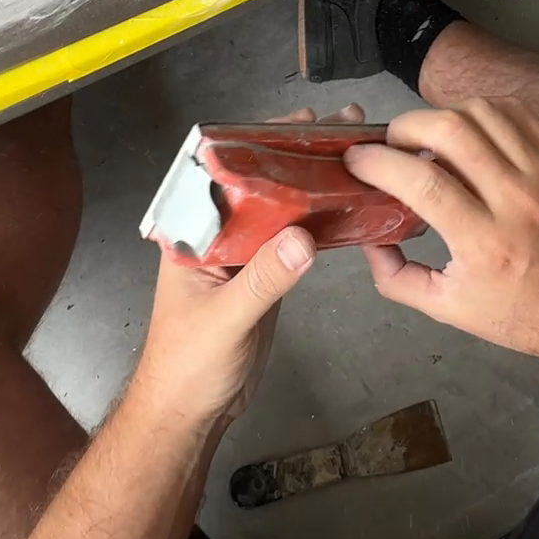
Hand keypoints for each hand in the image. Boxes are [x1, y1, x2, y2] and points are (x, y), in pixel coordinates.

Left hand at [129, 105, 362, 426]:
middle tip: (339, 126)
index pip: (224, 172)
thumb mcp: (223, 321)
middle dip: (295, 152)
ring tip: (351, 151)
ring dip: (311, 180)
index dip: (260, 143)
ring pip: (280, 205)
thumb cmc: (187, 366)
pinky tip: (346, 202)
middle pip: (258, 181)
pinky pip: (294, 237)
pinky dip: (319, 218)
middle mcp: (217, 232)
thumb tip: (305, 239)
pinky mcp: (265, 272)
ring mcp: (243, 251)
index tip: (299, 124)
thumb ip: (262, 280)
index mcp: (192, 230)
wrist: (191, 414)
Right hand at [342, 98, 538, 367]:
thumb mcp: (449, 309)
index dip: (378, 161)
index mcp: (485, 244)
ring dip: (442, 116)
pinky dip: (480, 110)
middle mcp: (516, 200)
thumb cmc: (520, 314)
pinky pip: (514, 111)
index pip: (422, 181)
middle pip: (451, 130)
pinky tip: (467, 130)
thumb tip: (366, 238)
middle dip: (405, 126)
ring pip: (481, 111)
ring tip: (428, 138)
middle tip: (392, 144)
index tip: (355, 159)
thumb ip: (397, 277)